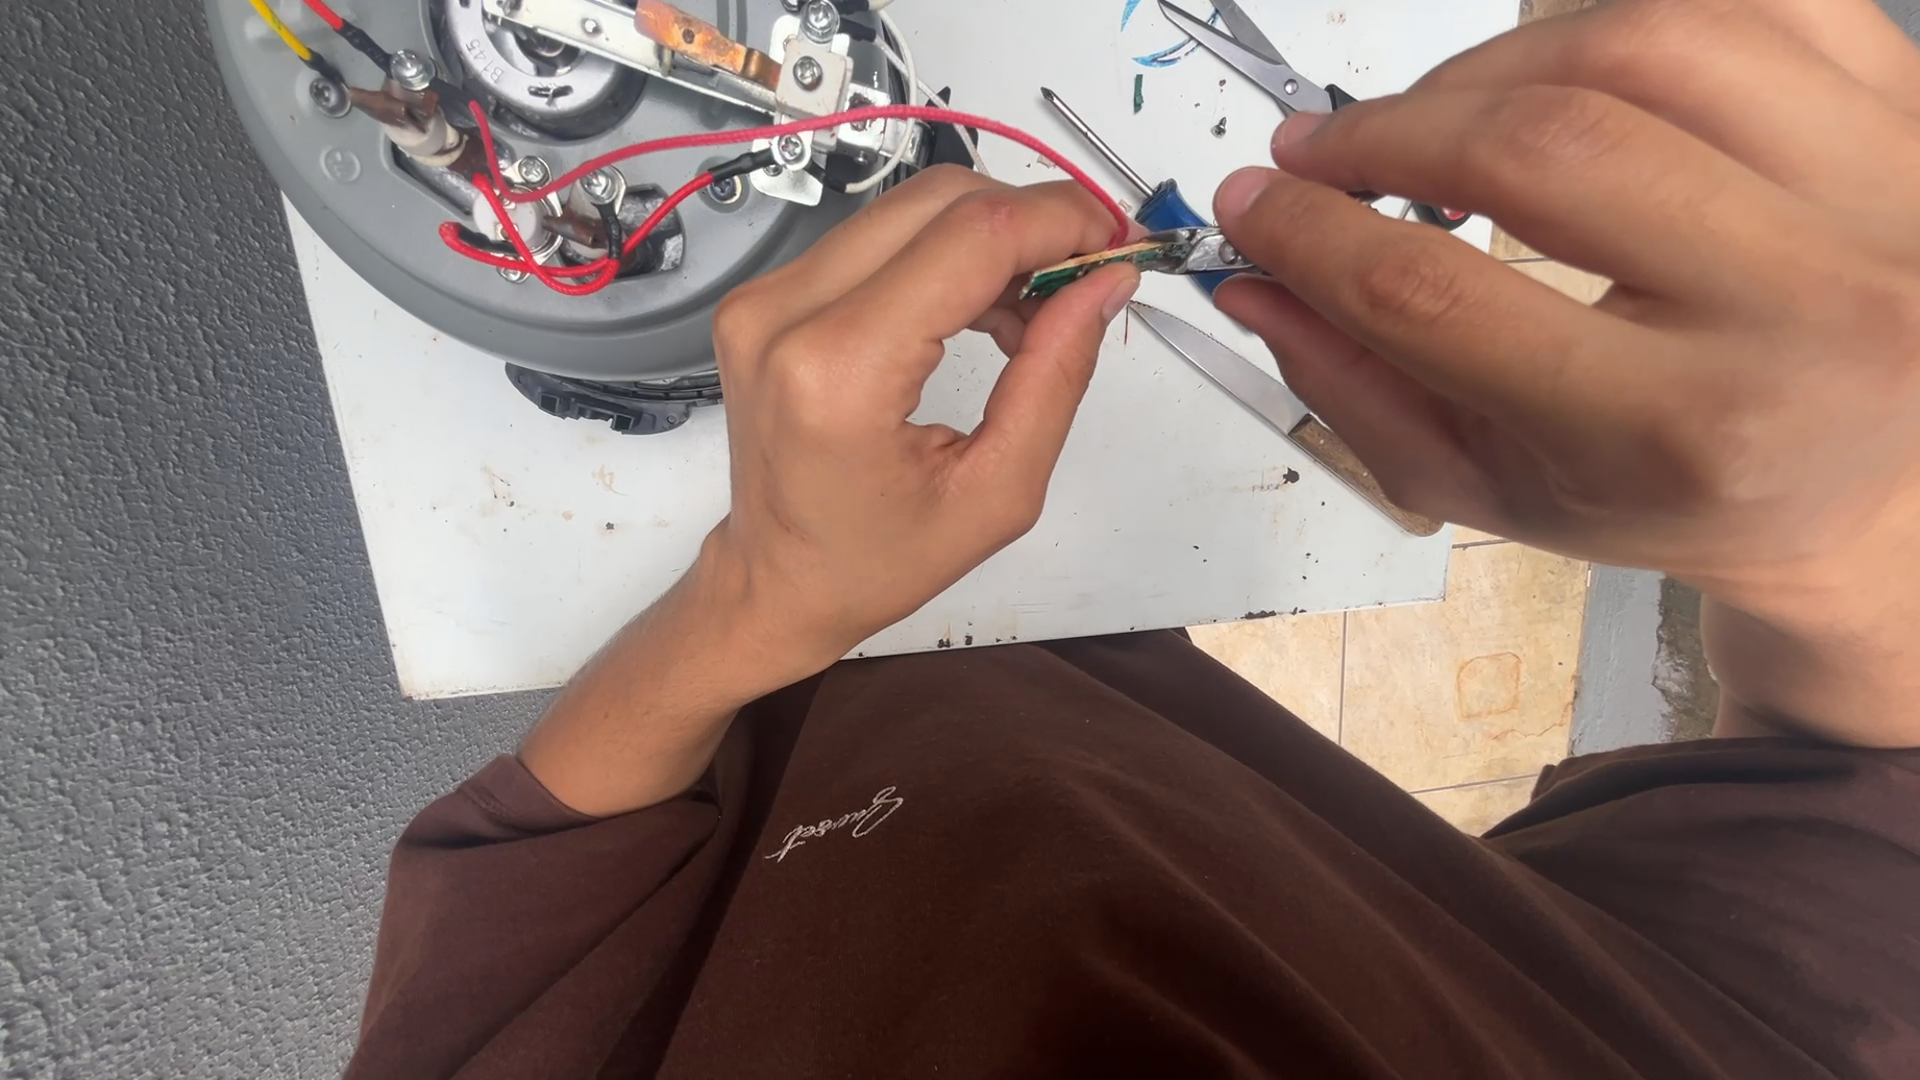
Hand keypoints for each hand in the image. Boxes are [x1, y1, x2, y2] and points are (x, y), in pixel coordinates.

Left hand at [522, 168, 1137, 814]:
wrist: (778, 580)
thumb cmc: (880, 563)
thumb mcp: (996, 495)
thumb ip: (1056, 379)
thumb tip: (1104, 281)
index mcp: (841, 374)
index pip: (971, 237)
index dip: (1059, 222)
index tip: (1115, 245)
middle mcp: (785, 315)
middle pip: (939, 203)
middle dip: (1031, 222)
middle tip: (1081, 279)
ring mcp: (763, 300)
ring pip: (908, 210)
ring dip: (989, 239)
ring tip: (1030, 311)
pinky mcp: (764, 300)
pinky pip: (875, 240)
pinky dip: (942, 257)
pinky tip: (976, 310)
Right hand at [1209, 0, 1919, 744]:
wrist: (1864, 479)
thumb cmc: (1636, 500)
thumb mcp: (1468, 477)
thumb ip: (1345, 383)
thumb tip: (1247, 286)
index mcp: (1661, 428)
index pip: (1432, 297)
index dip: (1312, 237)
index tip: (1243, 205)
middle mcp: (1800, 301)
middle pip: (1538, 152)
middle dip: (1384, 137)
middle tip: (1304, 150)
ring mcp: (1888, 185)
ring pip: (1640, 47)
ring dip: (1476, 70)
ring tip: (1406, 121)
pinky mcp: (1919, 107)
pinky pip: (1742, 4)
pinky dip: (1594, 25)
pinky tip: (1527, 80)